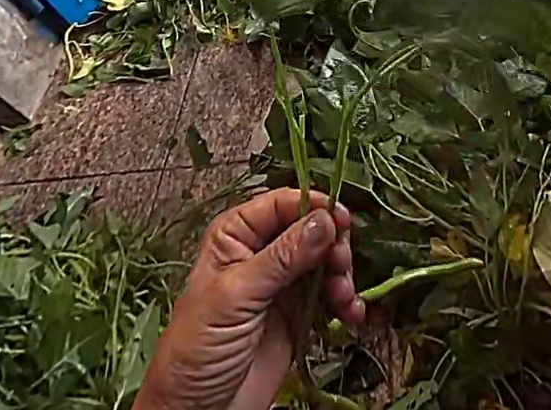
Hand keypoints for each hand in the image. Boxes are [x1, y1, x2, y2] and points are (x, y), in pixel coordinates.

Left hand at [135, 189, 365, 409]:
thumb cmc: (198, 347)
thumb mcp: (237, 295)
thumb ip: (282, 257)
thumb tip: (323, 220)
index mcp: (238, 233)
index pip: (283, 203)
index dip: (314, 206)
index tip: (341, 219)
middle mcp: (263, 249)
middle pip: (311, 227)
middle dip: (332, 242)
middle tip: (341, 263)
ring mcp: (283, 280)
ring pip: (325, 258)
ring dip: (342, 272)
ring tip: (344, 297)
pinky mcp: (299, 312)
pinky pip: (330, 294)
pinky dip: (346, 300)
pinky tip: (352, 313)